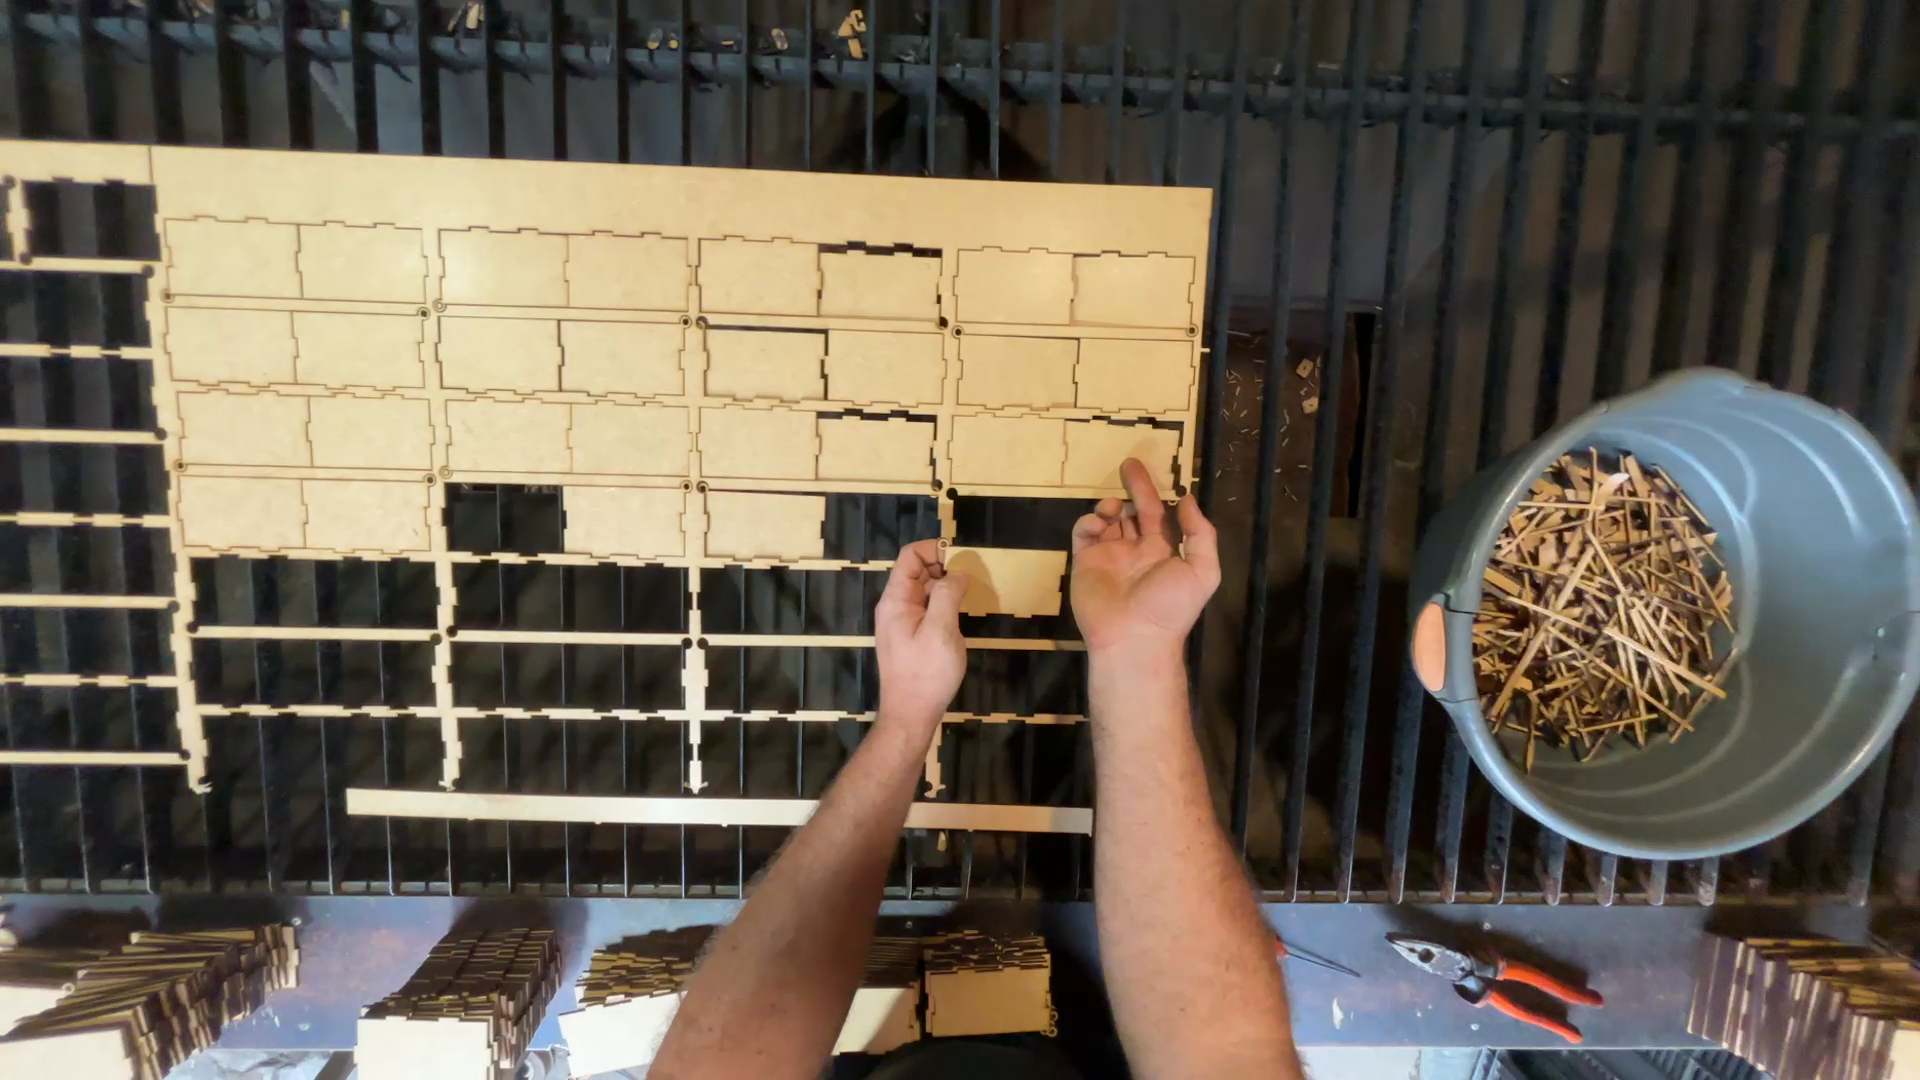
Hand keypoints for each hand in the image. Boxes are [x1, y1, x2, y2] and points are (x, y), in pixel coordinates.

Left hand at [874, 539, 968, 728]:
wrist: (911, 714)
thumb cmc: (925, 673)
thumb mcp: (940, 630)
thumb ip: (947, 595)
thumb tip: (957, 574)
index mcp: (896, 599)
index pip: (910, 556)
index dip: (934, 549)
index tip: (961, 557)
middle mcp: (896, 606)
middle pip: (917, 570)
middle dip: (943, 566)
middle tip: (971, 575)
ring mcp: (903, 622)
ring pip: (924, 590)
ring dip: (945, 585)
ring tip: (970, 591)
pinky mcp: (912, 636)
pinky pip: (927, 608)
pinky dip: (944, 603)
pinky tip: (961, 612)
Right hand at [1070, 458, 1220, 658]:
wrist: (1134, 637)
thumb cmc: (1170, 606)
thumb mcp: (1203, 570)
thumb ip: (1200, 533)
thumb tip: (1188, 500)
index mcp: (1162, 550)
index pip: (1157, 513)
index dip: (1153, 491)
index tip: (1148, 471)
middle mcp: (1135, 550)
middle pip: (1132, 511)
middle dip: (1132, 487)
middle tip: (1128, 464)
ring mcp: (1108, 555)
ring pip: (1107, 519)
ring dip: (1111, 505)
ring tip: (1115, 508)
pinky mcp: (1085, 562)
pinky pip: (1084, 533)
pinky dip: (1089, 520)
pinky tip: (1100, 522)